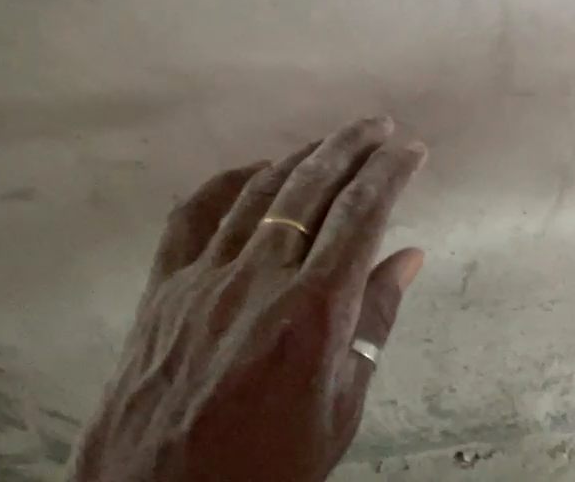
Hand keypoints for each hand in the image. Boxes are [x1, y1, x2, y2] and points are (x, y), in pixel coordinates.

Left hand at [69, 118, 428, 481]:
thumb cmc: (267, 466)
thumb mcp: (340, 408)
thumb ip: (374, 322)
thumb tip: (407, 257)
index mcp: (313, 311)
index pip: (362, 213)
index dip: (391, 171)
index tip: (412, 149)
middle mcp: (260, 280)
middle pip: (314, 187)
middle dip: (354, 145)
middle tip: (381, 126)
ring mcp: (204, 281)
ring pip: (261, 191)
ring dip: (304, 155)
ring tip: (335, 140)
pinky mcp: (161, 292)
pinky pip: (193, 216)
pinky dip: (230, 182)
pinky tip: (257, 172)